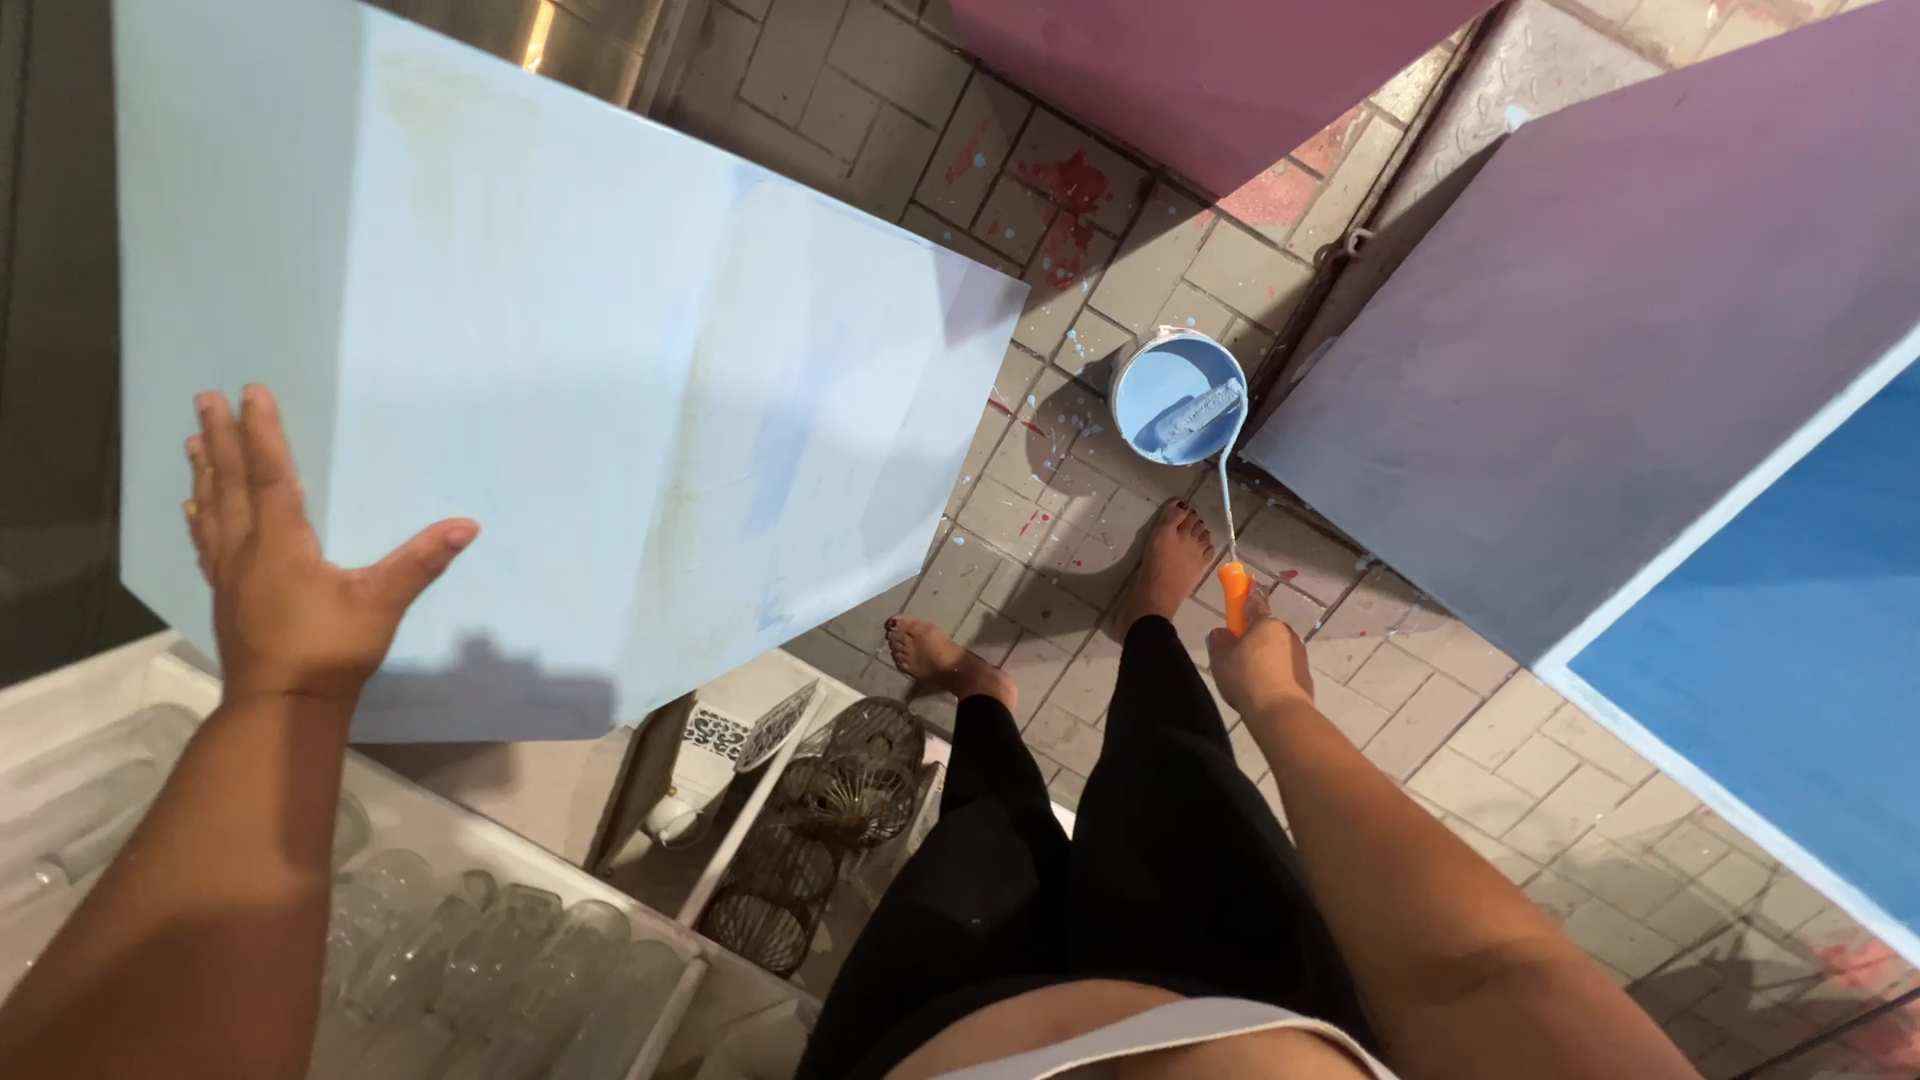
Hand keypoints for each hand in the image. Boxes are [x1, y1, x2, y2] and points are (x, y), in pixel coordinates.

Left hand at [184, 385, 478, 706]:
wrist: (282, 702)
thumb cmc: (331, 648)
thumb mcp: (384, 602)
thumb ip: (421, 561)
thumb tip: (467, 525)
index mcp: (280, 544)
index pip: (272, 477)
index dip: (265, 434)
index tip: (251, 394)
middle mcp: (246, 550)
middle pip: (232, 484)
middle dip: (224, 440)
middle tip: (207, 399)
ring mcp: (231, 573)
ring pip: (212, 509)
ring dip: (206, 470)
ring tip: (194, 439)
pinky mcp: (229, 593)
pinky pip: (208, 540)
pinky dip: (201, 514)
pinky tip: (195, 507)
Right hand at [1206, 585, 1314, 715]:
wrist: (1280, 712)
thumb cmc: (1246, 678)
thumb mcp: (1220, 657)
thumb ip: (1219, 639)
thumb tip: (1224, 633)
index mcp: (1264, 623)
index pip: (1254, 599)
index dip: (1246, 591)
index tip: (1245, 583)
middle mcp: (1285, 633)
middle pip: (1264, 627)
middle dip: (1251, 635)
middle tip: (1234, 653)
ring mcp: (1298, 654)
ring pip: (1274, 648)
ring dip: (1263, 655)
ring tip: (1247, 678)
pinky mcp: (1305, 675)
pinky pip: (1283, 667)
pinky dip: (1273, 672)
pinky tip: (1261, 688)